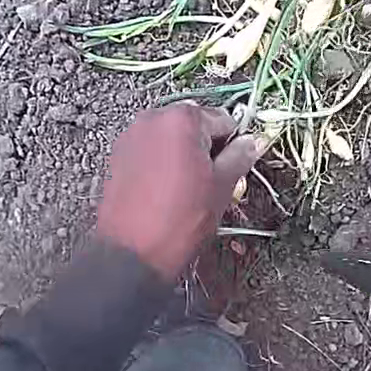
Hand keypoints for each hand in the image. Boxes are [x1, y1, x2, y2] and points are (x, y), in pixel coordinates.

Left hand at [94, 103, 264, 279]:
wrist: (133, 253)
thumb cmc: (181, 219)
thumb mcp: (222, 186)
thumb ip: (239, 156)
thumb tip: (252, 141)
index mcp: (182, 119)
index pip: (224, 120)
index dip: (234, 144)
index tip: (234, 168)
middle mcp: (153, 118)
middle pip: (195, 124)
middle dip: (207, 147)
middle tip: (212, 180)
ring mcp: (132, 135)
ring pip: (172, 137)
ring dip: (185, 154)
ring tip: (188, 188)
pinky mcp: (118, 155)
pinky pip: (151, 149)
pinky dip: (163, 162)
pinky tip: (167, 190)